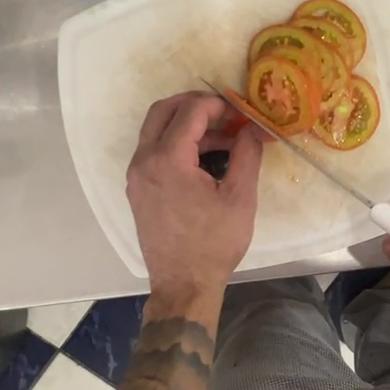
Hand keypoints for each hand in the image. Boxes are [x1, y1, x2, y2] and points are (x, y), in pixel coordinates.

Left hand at [127, 92, 263, 303]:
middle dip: (195, 105)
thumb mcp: (240, 198)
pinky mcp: (138, 190)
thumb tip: (253, 130)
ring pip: (156, 131)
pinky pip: (154, 153)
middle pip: (163, 111)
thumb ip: (246, 155)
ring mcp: (136, 176)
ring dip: (187, 126)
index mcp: (167, 160)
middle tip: (225, 114)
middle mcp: (143, 161)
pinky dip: (176, 145)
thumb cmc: (214, 244)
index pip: (190, 111)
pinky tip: (205, 160)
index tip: (241, 113)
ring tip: (223, 140)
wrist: (184, 284)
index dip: (218, 105)